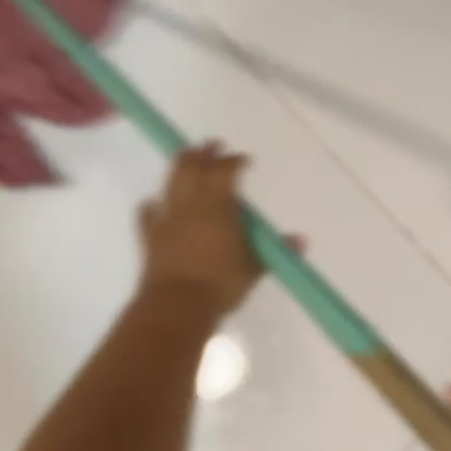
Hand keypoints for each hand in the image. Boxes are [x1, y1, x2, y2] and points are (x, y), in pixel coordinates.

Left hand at [138, 142, 261, 317]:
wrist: (177, 305)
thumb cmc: (220, 284)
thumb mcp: (254, 268)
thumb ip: (274, 251)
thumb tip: (302, 241)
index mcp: (218, 206)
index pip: (225, 172)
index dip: (235, 161)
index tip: (244, 159)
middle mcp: (190, 204)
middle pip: (194, 167)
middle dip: (204, 153)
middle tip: (212, 145)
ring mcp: (167, 218)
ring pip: (171, 181)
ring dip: (180, 166)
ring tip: (187, 158)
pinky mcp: (149, 236)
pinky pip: (148, 213)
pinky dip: (153, 204)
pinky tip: (154, 203)